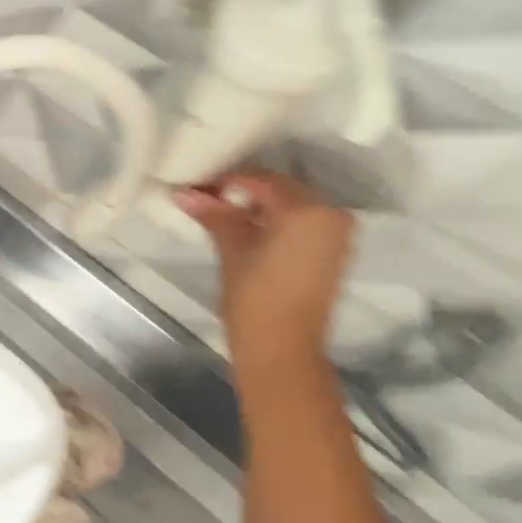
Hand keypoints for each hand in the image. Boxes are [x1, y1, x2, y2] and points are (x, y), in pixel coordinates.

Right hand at [173, 170, 354, 356]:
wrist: (282, 343)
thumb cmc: (253, 297)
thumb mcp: (231, 251)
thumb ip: (215, 216)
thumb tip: (185, 192)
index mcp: (307, 211)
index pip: (262, 180)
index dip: (226, 179)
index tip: (194, 184)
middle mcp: (331, 214)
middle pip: (280, 190)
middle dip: (241, 191)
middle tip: (202, 198)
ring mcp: (336, 232)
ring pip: (291, 205)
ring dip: (257, 205)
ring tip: (219, 214)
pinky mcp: (332, 249)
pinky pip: (301, 222)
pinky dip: (273, 220)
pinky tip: (245, 229)